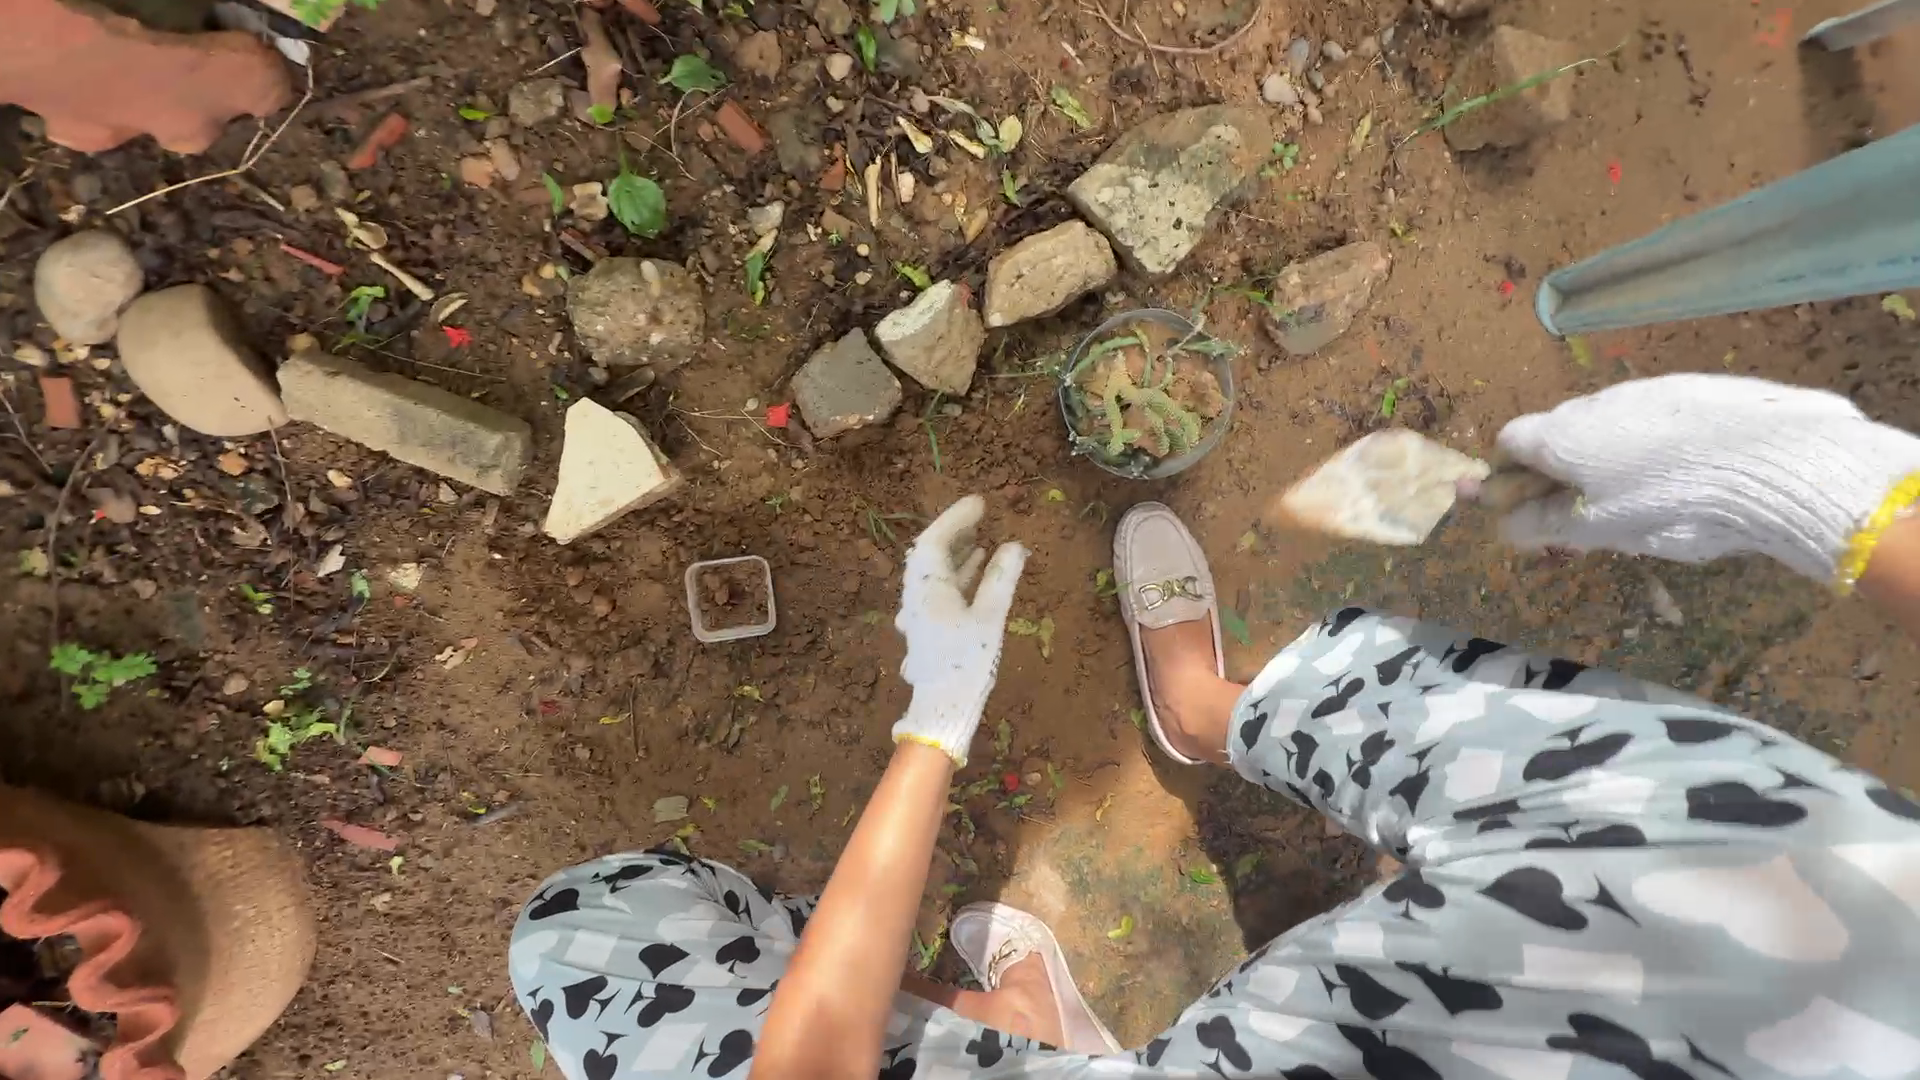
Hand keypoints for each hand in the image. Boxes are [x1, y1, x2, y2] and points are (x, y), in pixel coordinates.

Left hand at [891, 495, 1026, 765]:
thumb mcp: (990, 618)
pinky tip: (975, 571)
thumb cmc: (966, 662)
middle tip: (978, 516)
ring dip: (955, 553)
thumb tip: (1015, 546)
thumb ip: (1001, 579)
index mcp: (926, 587)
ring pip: (934, 572)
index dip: (957, 518)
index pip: (935, 539)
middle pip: (930, 553)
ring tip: (979, 537)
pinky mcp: (926, 627)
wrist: (943, 708)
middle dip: (953, 532)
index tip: (980, 503)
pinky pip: (938, 589)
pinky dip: (956, 574)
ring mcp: (918, 612)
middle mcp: (916, 595)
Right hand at [1488, 374, 1919, 585]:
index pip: (1507, 444)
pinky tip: (1697, 469)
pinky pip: (1662, 414)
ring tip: (1651, 491)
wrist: (1790, 465)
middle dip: (1561, 468)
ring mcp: (1652, 390)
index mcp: (1559, 436)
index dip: (1509, 474)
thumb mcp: (1596, 529)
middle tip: (1588, 509)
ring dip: (1611, 453)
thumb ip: (1540, 525)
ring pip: (1611, 423)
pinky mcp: (1706, 386)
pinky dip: (1661, 441)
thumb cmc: (1671, 504)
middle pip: (1557, 433)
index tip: (1527, 504)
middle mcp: (1594, 404)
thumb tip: (1505, 525)